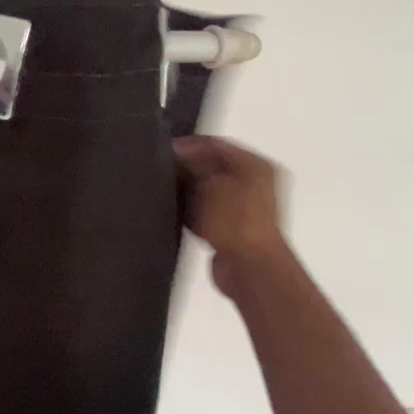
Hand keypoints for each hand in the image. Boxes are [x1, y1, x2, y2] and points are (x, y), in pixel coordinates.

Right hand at [173, 135, 289, 288]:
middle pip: (212, 166)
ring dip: (187, 191)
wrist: (250, 269)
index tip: (160, 150)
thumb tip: (179, 151)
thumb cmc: (235, 221)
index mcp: (255, 165)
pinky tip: (172, 212)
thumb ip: (195, 163)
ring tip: (162, 190)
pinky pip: (204, 211)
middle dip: (186, 168)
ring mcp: (243, 206)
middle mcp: (253, 182)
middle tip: (158, 170)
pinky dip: (190, 210)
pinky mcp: (230, 227)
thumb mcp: (212, 184)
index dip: (188, 145)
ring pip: (206, 189)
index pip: (216, 144)